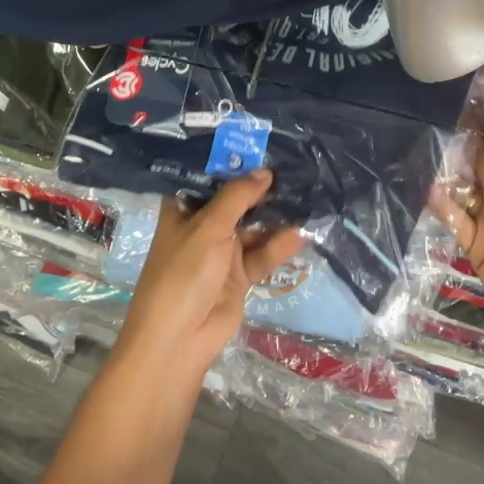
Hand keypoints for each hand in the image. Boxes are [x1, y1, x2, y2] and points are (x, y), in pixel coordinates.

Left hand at [115, 170, 305, 375]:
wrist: (178, 339)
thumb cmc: (183, 272)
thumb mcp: (209, 226)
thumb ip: (238, 196)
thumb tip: (265, 171)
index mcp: (183, 209)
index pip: (208, 177)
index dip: (232, 162)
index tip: (261, 144)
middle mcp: (203, 226)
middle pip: (235, 201)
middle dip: (261, 188)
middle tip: (294, 167)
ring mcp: (221, 252)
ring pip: (253, 227)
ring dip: (275, 216)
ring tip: (306, 196)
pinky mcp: (239, 277)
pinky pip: (263, 255)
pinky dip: (279, 246)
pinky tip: (300, 233)